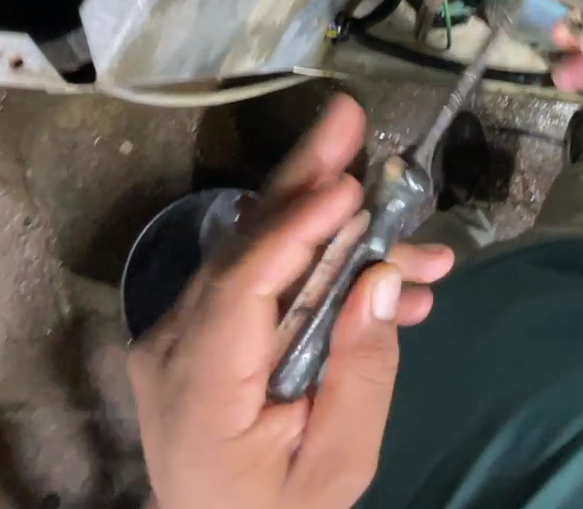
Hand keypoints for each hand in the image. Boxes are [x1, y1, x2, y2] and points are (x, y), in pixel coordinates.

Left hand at [127, 95, 455, 507]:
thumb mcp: (338, 463)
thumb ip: (361, 373)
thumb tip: (384, 278)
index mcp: (200, 390)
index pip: (240, 286)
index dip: (294, 228)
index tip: (348, 187)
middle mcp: (177, 344)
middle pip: (244, 243)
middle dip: (303, 177)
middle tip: (347, 118)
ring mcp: (187, 330)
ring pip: (260, 248)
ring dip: (333, 221)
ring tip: (405, 212)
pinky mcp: (208, 324)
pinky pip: (267, 273)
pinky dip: (323, 260)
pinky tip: (389, 273)